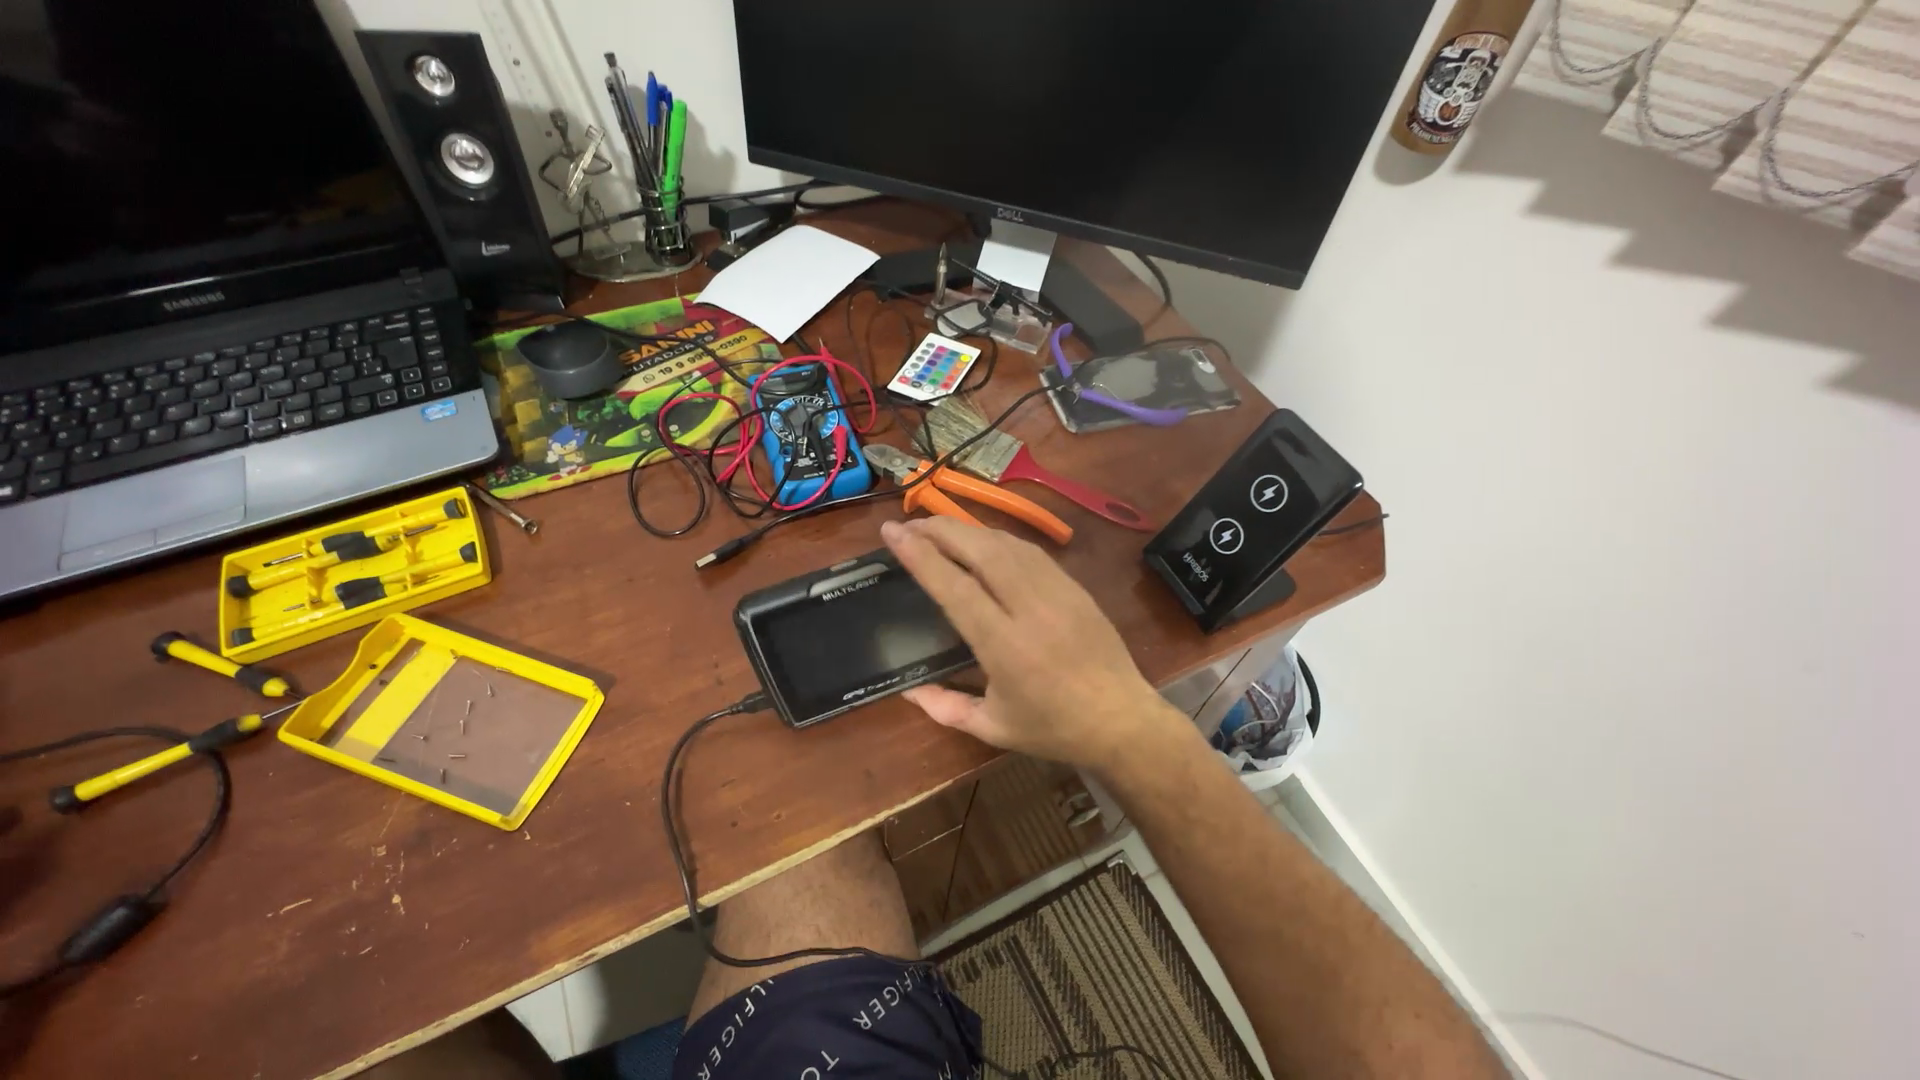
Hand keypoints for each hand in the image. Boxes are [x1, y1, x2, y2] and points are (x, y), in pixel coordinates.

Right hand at [880, 517, 1182, 768]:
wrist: (1122, 720)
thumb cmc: (1054, 728)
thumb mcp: (992, 728)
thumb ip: (945, 707)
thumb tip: (907, 690)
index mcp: (1005, 646)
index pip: (955, 587)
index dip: (921, 556)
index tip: (892, 533)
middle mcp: (1030, 609)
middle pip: (981, 551)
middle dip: (941, 530)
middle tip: (909, 524)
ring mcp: (1058, 592)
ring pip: (1007, 544)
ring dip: (969, 530)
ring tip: (939, 528)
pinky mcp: (1075, 587)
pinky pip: (1031, 551)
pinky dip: (999, 539)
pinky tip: (983, 541)